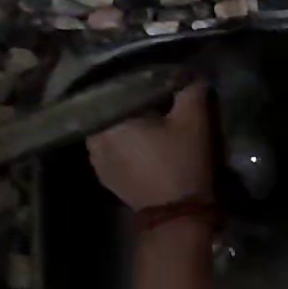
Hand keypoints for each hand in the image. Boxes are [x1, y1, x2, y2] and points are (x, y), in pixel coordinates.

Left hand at [86, 84, 212, 209]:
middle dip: (137, 105)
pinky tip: (149, 147)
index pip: (121, 87)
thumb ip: (191, 91)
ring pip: (114, 130)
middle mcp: (93, 135)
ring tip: (156, 124)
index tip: (163, 82)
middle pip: (116, 109)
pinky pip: (115, 149)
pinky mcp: (105, 176)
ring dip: (132, 126)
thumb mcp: (194, 121)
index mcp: (108, 117)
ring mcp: (95, 159)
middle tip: (162, 102)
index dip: (144, 81)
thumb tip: (192, 75)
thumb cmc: (181, 162)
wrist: (175, 213)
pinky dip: (130, 145)